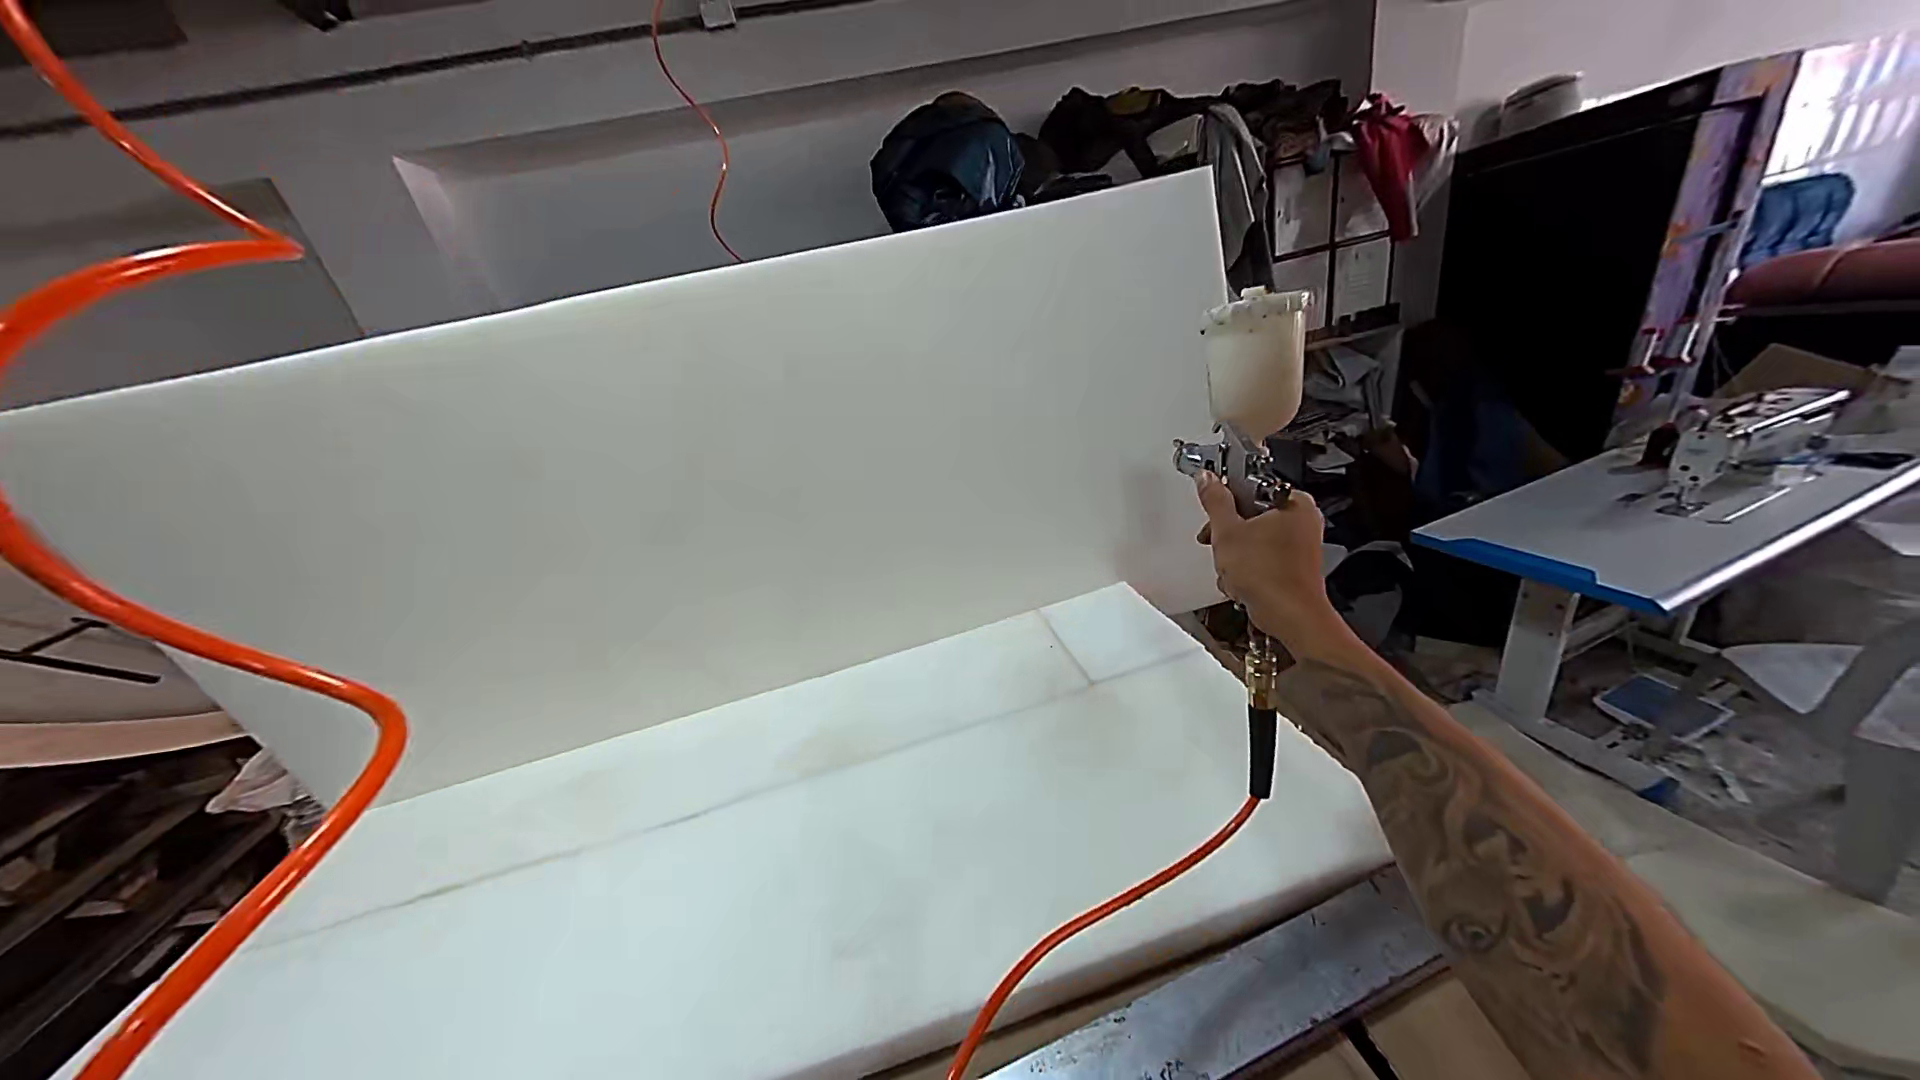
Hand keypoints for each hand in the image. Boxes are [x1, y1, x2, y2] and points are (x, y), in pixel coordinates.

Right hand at [1194, 471, 1346, 655]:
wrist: (1288, 616)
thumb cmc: (1268, 575)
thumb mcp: (1228, 531)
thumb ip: (1215, 501)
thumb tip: (1207, 479)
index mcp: (1294, 503)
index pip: (1251, 486)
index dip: (1226, 500)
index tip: (1213, 511)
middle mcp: (1302, 521)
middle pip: (1250, 514)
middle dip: (1228, 533)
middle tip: (1217, 541)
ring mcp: (1298, 545)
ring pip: (1252, 538)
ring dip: (1234, 553)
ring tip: (1231, 566)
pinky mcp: (1291, 566)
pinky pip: (1259, 558)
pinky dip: (1246, 568)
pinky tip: (1240, 580)